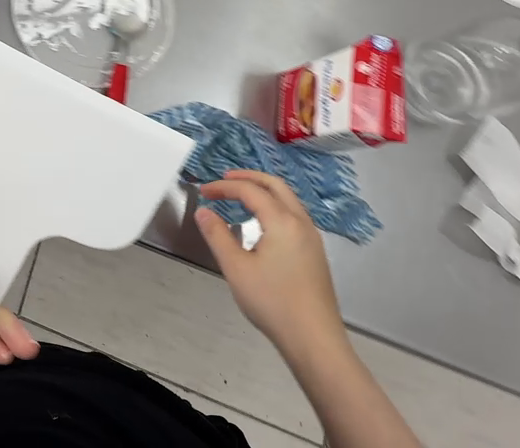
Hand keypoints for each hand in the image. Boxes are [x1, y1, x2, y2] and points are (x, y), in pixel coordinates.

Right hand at [195, 170, 347, 356]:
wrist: (315, 340)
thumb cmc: (273, 302)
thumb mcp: (236, 268)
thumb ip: (217, 235)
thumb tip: (204, 212)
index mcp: (282, 222)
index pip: (250, 191)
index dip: (223, 187)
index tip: (203, 192)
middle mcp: (301, 223)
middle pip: (275, 186)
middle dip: (248, 178)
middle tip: (225, 179)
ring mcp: (312, 238)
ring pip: (288, 200)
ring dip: (263, 191)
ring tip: (241, 196)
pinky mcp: (315, 253)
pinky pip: (294, 215)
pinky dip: (274, 206)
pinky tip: (262, 223)